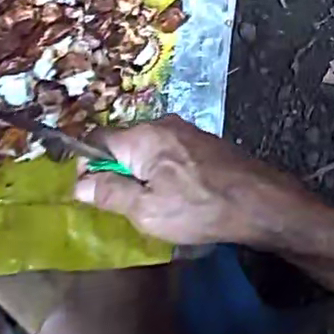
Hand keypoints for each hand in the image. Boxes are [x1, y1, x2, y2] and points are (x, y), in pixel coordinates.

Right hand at [73, 116, 317, 246]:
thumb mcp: (146, 210)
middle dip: (115, 170)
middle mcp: (162, 124)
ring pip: (146, 149)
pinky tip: (175, 195)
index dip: (85, 163)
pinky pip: (167, 152)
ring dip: (140, 173)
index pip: (97, 138)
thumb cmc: (197, 207)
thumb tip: (79, 182)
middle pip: (123, 143)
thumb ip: (110, 193)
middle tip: (122, 205)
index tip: (88, 190)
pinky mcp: (200, 141)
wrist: (255, 199)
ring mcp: (184, 130)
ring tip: (152, 204)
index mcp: (142, 137)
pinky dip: (162, 170)